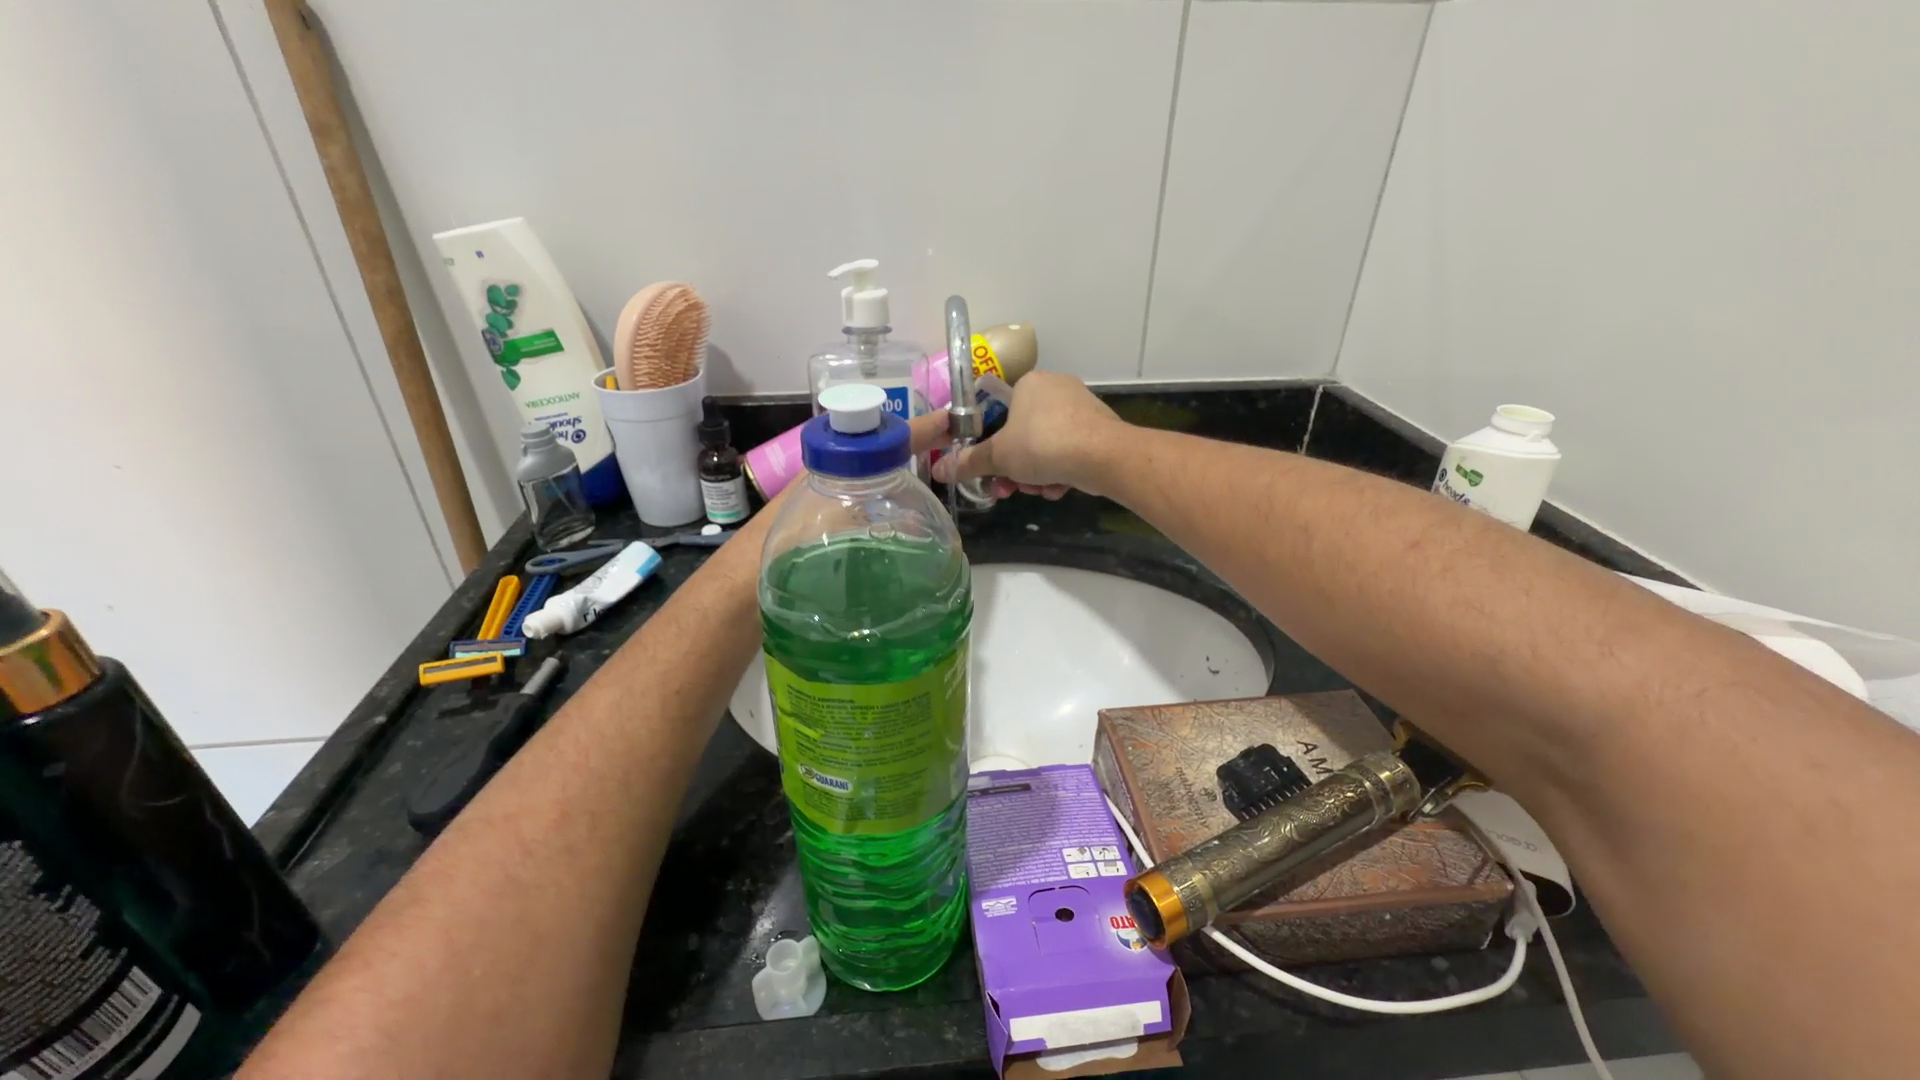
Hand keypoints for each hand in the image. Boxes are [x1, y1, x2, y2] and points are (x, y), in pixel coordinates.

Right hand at [929, 373, 1125, 498]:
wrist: (1103, 455)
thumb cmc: (1042, 444)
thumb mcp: (998, 457)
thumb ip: (968, 463)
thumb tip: (938, 470)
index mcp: (1027, 383)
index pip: (999, 411)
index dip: (991, 444)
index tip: (990, 468)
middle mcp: (1055, 387)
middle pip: (1022, 433)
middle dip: (1015, 467)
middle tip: (1010, 488)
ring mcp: (1080, 406)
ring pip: (1046, 446)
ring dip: (1037, 474)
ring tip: (1040, 491)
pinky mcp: (1098, 428)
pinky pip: (1069, 450)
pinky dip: (1061, 470)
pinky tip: (1059, 488)